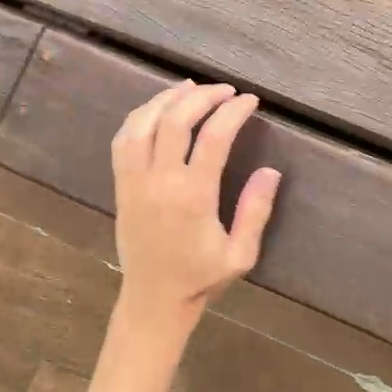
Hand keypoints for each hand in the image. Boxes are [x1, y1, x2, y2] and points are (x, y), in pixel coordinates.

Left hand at [110, 81, 281, 319]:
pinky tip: (161, 108)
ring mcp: (135, 182)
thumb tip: (271, 171)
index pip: (214, 137)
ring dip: (168, 98)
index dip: (233, 111)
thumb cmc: (200, 279)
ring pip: (143, 123)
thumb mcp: (241, 254)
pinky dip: (141, 115)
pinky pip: (124, 139)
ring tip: (192, 88)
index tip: (250, 100)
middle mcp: (160, 183)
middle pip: (175, 120)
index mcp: (192, 197)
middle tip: (226, 91)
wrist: (152, 303)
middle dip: (203, 96)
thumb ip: (256, 211)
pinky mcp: (121, 185)